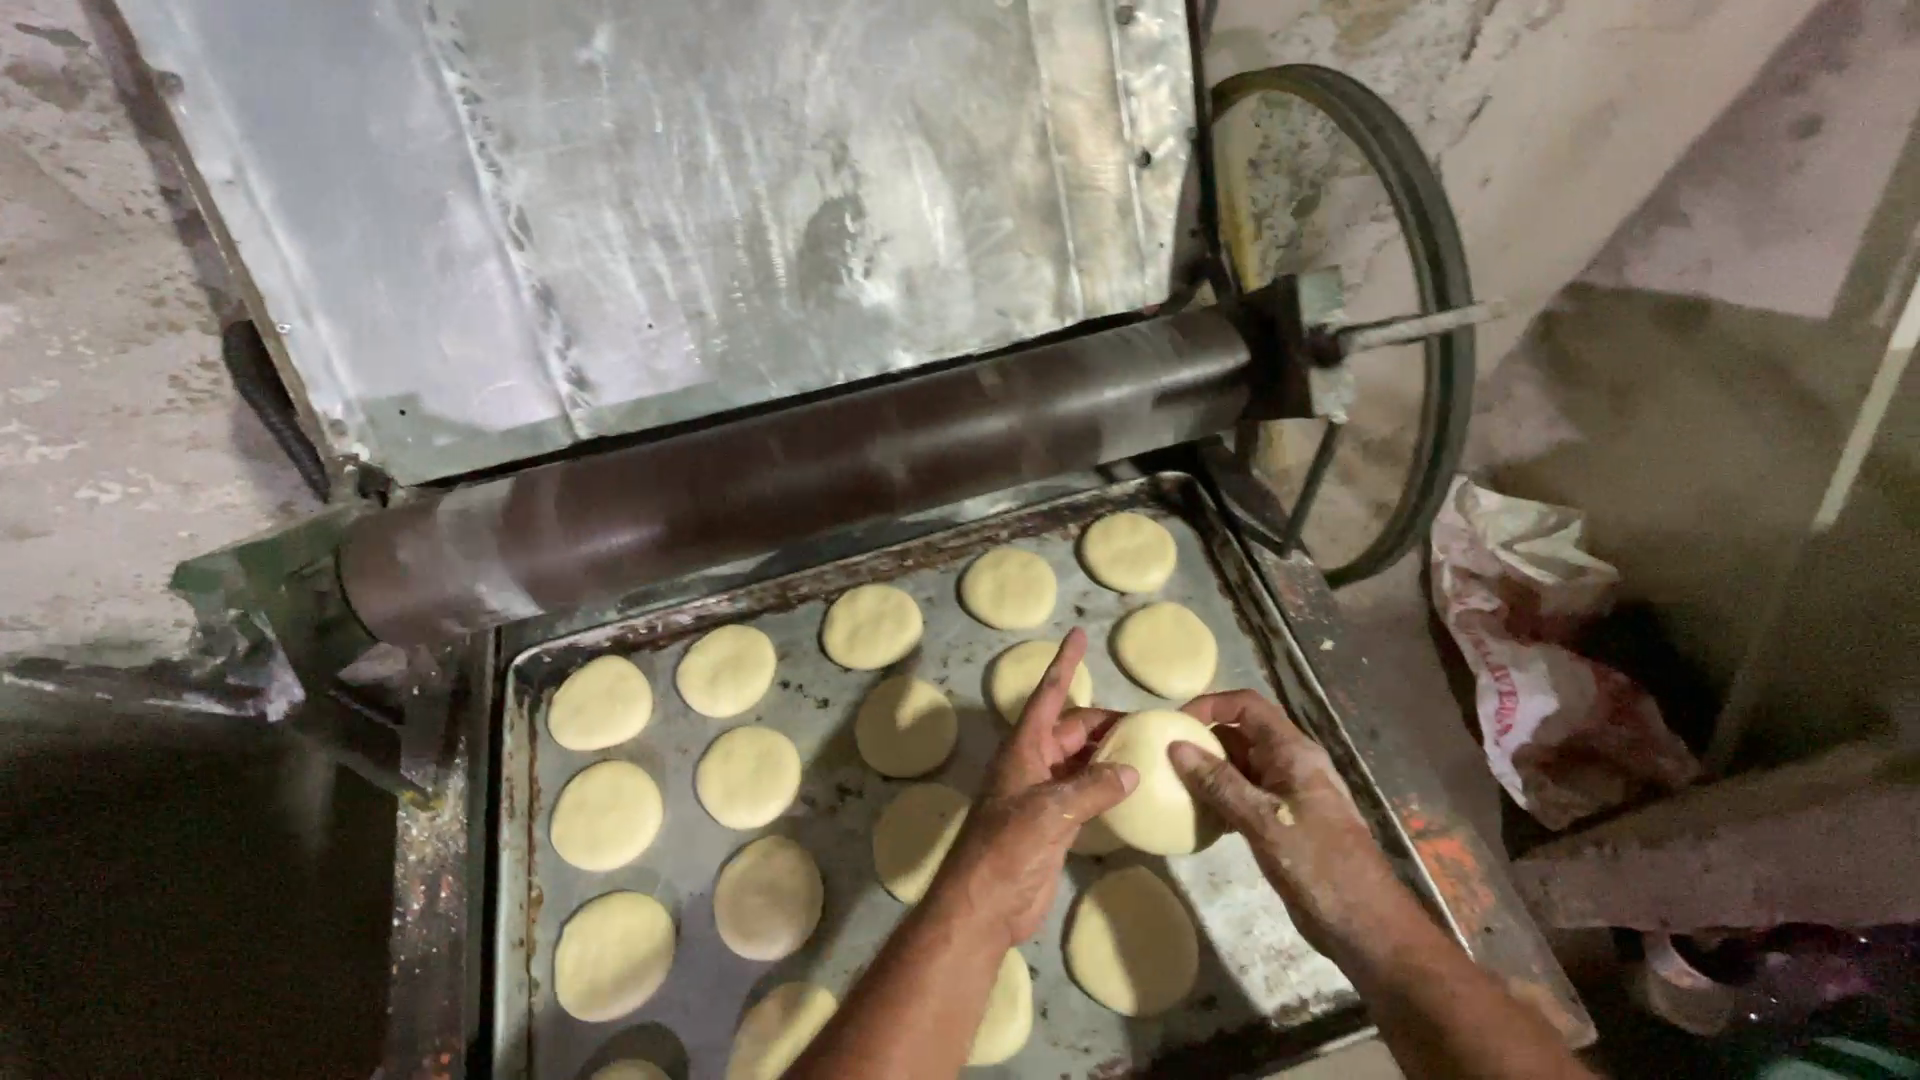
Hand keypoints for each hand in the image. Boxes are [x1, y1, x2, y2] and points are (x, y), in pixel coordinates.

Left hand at [930, 628, 1137, 947]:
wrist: (984, 903)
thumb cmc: (1006, 847)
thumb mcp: (1050, 812)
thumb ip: (1092, 789)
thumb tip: (1131, 772)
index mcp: (1024, 748)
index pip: (1048, 695)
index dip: (1064, 663)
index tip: (1079, 635)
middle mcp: (1034, 764)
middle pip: (1073, 729)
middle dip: (1105, 722)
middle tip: (1148, 724)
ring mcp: (1044, 794)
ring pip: (1082, 761)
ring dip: (1110, 754)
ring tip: (1148, 750)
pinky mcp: (1055, 823)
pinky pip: (1086, 793)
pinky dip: (1108, 787)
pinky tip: (1134, 788)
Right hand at [1167, 690, 1403, 952]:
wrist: (1364, 925)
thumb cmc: (1319, 865)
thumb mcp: (1264, 821)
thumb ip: (1219, 783)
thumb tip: (1175, 746)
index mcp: (1293, 752)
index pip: (1247, 706)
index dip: (1211, 706)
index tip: (1175, 724)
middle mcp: (1289, 765)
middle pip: (1240, 735)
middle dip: (1203, 740)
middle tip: (1164, 757)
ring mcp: (1286, 795)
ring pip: (1239, 768)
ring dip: (1208, 772)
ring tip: (1173, 786)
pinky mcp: (1280, 823)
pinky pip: (1242, 797)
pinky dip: (1219, 799)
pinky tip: (1197, 817)